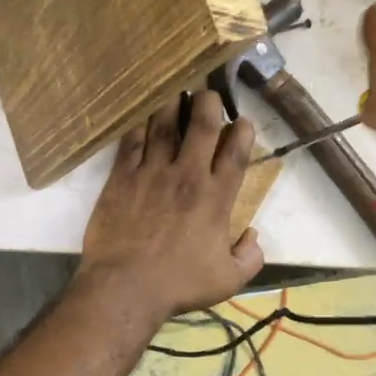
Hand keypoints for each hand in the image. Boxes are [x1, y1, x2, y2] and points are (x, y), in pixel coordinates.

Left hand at [75, 91, 262, 323]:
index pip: (235, 152)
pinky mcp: (121, 176)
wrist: (125, 285)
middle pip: (201, 125)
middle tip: (207, 94)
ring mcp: (151, 172)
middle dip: (208, 103)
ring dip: (171, 104)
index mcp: (217, 198)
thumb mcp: (228, 280)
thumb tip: (254, 236)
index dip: (241, 131)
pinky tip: (140, 114)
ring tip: (174, 91)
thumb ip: (249, 257)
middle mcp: (187, 176)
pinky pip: (131, 140)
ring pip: (163, 125)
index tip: (241, 121)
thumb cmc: (178, 284)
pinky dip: (138, 124)